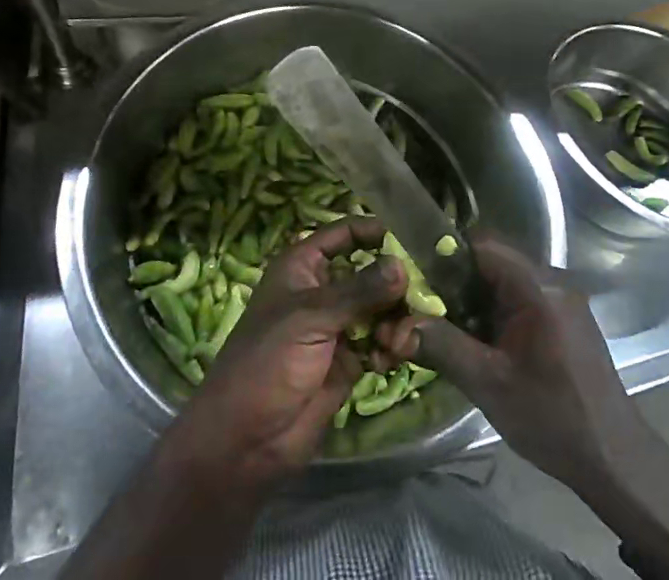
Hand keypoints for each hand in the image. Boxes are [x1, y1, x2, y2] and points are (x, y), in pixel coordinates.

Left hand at [161, 217, 404, 489]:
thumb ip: (360, 291)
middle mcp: (323, 290)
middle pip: (372, 272)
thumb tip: (403, 264)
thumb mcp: (311, 317)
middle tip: (420, 303)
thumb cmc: (269, 361)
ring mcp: (338, 326)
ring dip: (397, 321)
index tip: (414, 240)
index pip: (344, 233)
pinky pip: (383, 342)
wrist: (248, 437)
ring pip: (382, 309)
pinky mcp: (351, 360)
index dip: (375, 232)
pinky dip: (391, 347)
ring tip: (398, 342)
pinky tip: (389, 361)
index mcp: (303, 266)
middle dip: (397, 286)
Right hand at [375, 232, 668, 579]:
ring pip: (502, 281)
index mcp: (538, 287)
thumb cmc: (552, 417)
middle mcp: (553, 282)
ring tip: (441, 324)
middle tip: (421, 305)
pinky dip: (492, 311)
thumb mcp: (488, 383)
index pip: (482, 245)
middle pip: (491, 262)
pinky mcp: (563, 319)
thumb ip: (441, 345)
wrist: (614, 459)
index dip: (444, 254)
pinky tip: (476, 340)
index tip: (413, 275)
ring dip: (472, 299)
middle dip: (453, 281)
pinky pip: (518, 299)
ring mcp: (562, 300)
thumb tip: (394, 325)